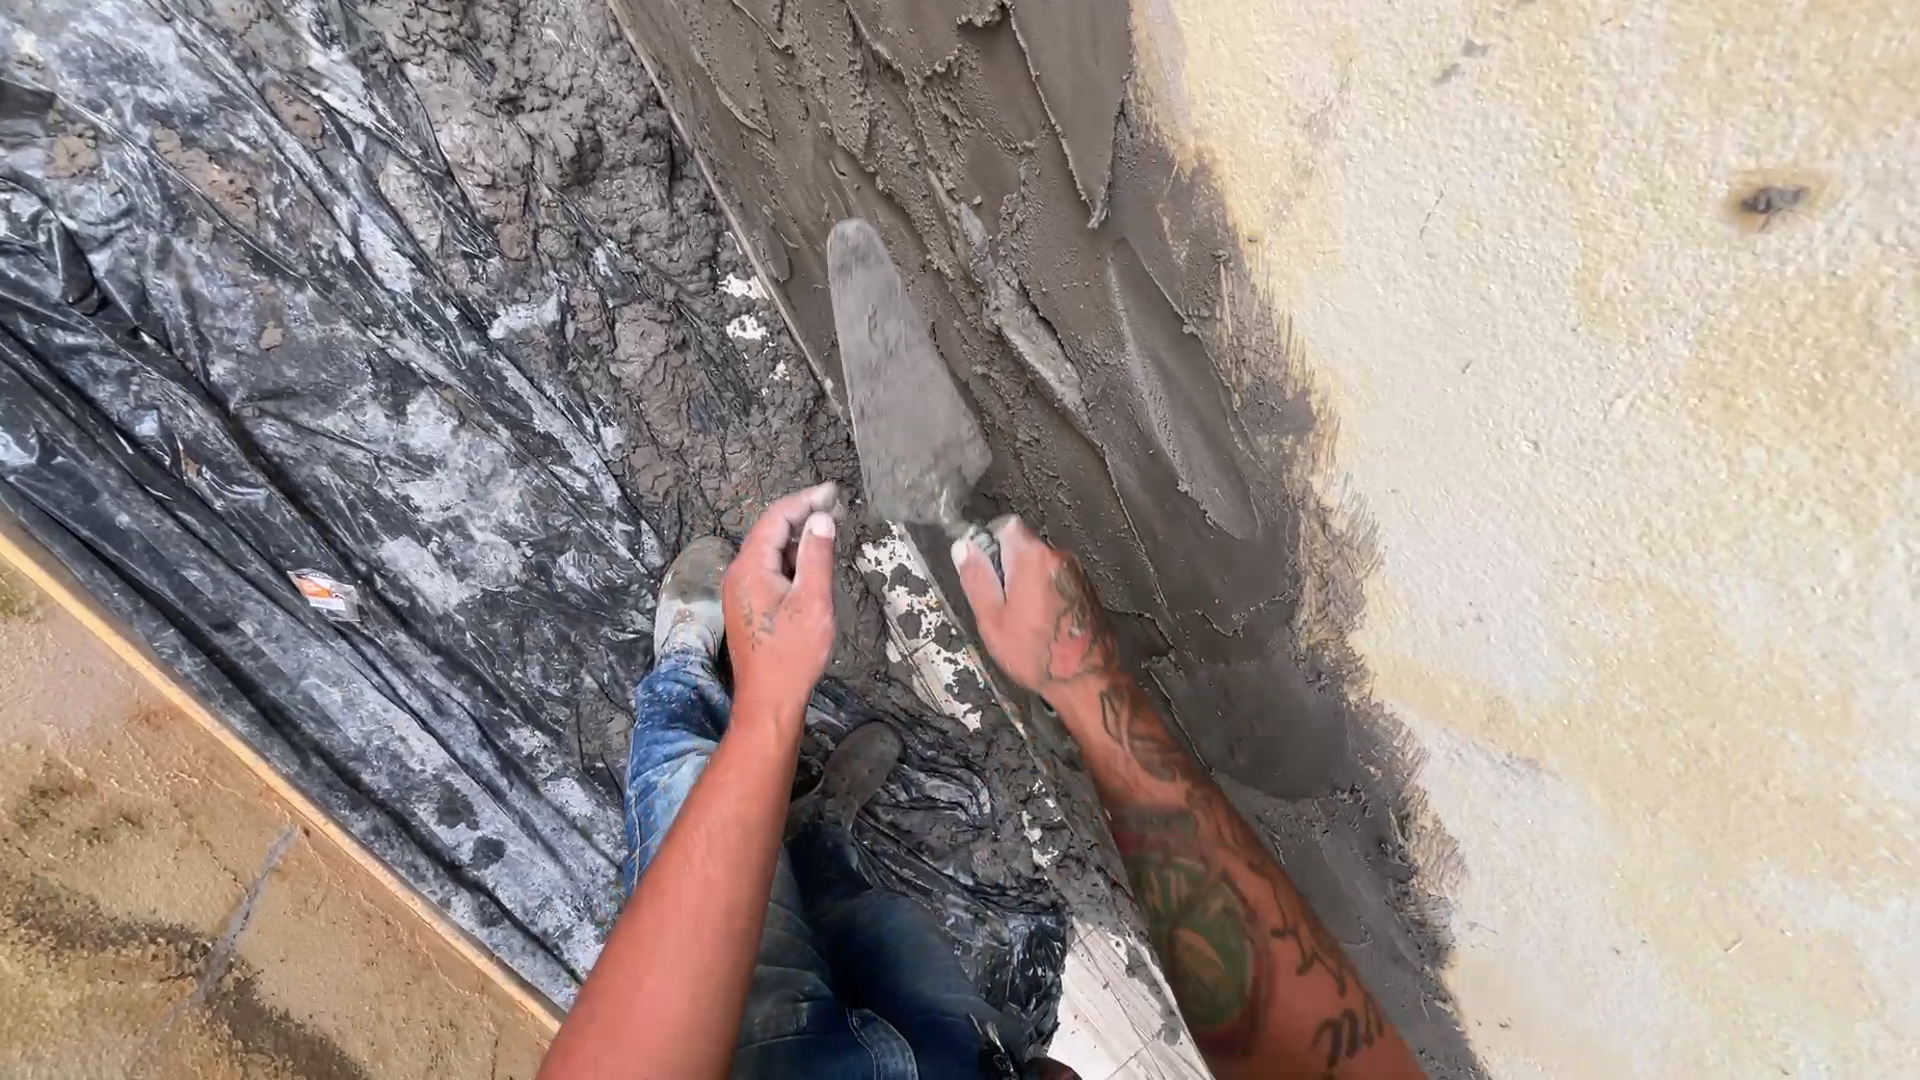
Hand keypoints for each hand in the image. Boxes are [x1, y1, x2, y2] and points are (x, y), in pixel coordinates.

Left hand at [724, 483, 841, 718]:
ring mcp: (741, 590)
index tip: (832, 491)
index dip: (805, 500)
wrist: (769, 699)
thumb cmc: (793, 653)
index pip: (776, 518)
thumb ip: (817, 556)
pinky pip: (770, 569)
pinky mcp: (748, 605)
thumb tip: (822, 519)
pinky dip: (793, 559)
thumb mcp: (813, 601)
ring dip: (799, 538)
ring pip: (771, 551)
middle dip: (803, 515)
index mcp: (750, 567)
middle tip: (836, 505)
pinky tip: (813, 562)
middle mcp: (739, 573)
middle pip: (771, 531)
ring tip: (830, 529)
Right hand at [951, 516, 1118, 700]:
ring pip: (1040, 566)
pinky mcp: (1086, 590)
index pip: (1006, 526)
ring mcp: (1076, 573)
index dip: (989, 544)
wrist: (1087, 680)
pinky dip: (1045, 594)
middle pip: (1023, 547)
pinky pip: (1056, 580)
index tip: (985, 573)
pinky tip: (1043, 624)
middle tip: (1002, 606)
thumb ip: (977, 578)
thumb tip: (963, 547)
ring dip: (1027, 584)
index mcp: (1033, 558)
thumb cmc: (1035, 653)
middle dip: (1008, 568)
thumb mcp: (992, 619)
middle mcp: (1059, 557)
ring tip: (1024, 621)